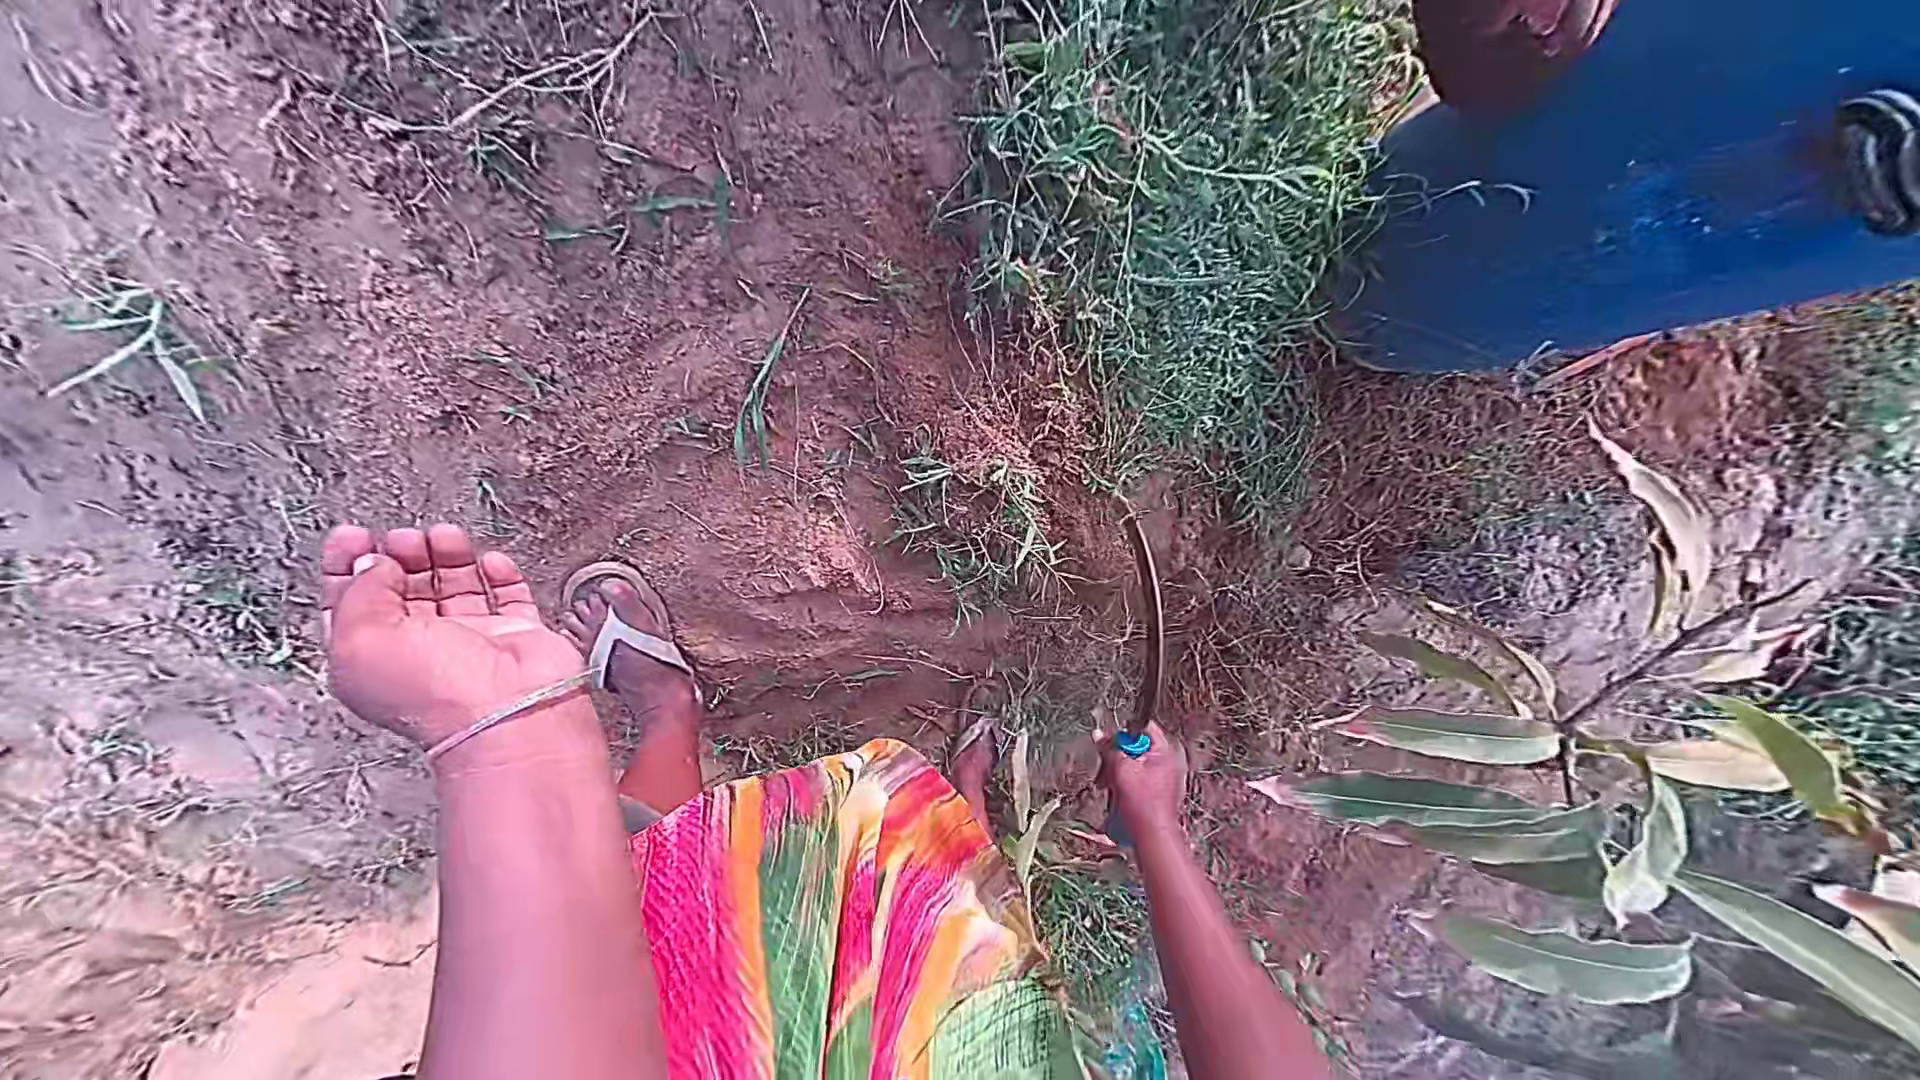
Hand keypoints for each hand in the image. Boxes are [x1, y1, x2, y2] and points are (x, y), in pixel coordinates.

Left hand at [321, 523, 587, 750]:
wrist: (508, 706)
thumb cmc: (437, 691)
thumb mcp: (362, 639)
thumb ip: (360, 594)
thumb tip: (373, 563)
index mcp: (374, 656)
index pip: (355, 601)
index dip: (349, 565)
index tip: (354, 536)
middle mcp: (424, 648)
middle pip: (409, 589)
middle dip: (404, 556)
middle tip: (406, 536)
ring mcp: (474, 639)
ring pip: (458, 587)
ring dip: (450, 558)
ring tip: (446, 536)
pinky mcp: (518, 633)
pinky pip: (510, 596)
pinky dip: (501, 575)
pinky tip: (492, 562)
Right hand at [1096, 721, 1187, 840]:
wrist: (1152, 837)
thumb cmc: (1145, 807)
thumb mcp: (1121, 769)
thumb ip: (1110, 749)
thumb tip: (1100, 736)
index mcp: (1164, 753)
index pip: (1142, 728)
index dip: (1123, 733)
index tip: (1111, 743)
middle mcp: (1167, 764)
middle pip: (1135, 748)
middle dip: (1117, 757)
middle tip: (1108, 767)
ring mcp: (1162, 780)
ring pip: (1133, 765)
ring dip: (1117, 772)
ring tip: (1111, 784)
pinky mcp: (1155, 793)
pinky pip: (1135, 780)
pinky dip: (1124, 784)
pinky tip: (1118, 794)